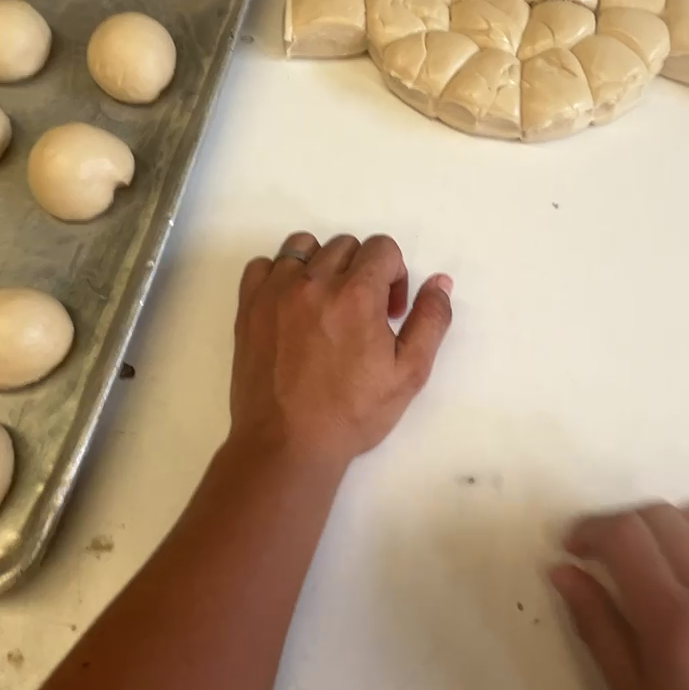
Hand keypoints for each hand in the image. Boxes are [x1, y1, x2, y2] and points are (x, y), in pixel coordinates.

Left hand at [228, 232, 452, 472]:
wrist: (287, 443)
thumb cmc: (353, 413)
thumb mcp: (409, 373)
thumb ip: (430, 320)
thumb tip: (439, 281)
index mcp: (357, 295)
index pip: (382, 248)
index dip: (394, 276)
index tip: (389, 312)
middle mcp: (314, 282)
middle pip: (346, 246)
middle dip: (362, 271)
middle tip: (362, 315)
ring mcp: (276, 292)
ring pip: (304, 246)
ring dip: (322, 266)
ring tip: (326, 305)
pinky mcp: (248, 306)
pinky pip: (264, 265)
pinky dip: (280, 275)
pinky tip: (291, 306)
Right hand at [551, 502, 688, 689]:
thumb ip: (596, 626)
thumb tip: (563, 572)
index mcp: (672, 617)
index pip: (625, 534)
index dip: (589, 528)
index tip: (571, 549)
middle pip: (655, 514)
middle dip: (616, 523)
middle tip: (596, 554)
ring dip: (655, 522)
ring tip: (638, 556)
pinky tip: (678, 564)